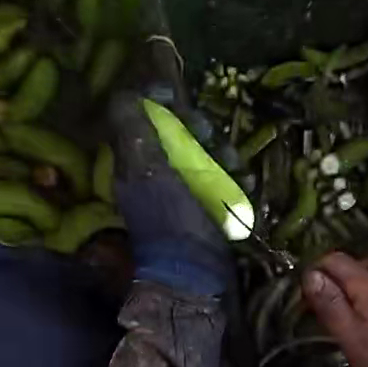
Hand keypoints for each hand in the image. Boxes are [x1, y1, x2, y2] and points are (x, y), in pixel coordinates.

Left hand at [106, 89, 230, 297]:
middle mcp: (157, 174)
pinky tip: (241, 184)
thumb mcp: (147, 169)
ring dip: (222, 155)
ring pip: (205, 155)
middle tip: (210, 139)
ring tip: (232, 167)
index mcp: (135, 163)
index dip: (162, 104)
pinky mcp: (206, 208)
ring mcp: (183, 192)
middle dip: (199, 131)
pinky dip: (232, 179)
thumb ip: (134, 129)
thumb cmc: (171, 220)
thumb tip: (126, 91)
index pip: (146, 118)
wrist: (196, 275)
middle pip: (180, 134)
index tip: (179, 101)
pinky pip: (221, 181)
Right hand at [303, 252, 367, 366]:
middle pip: (347, 266)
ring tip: (335, 315)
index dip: (315, 272)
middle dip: (329, 282)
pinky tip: (355, 317)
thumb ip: (329, 303)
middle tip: (318, 309)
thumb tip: (309, 274)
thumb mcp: (348, 334)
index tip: (306, 295)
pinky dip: (357, 297)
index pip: (334, 259)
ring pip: (358, 277)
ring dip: (343, 291)